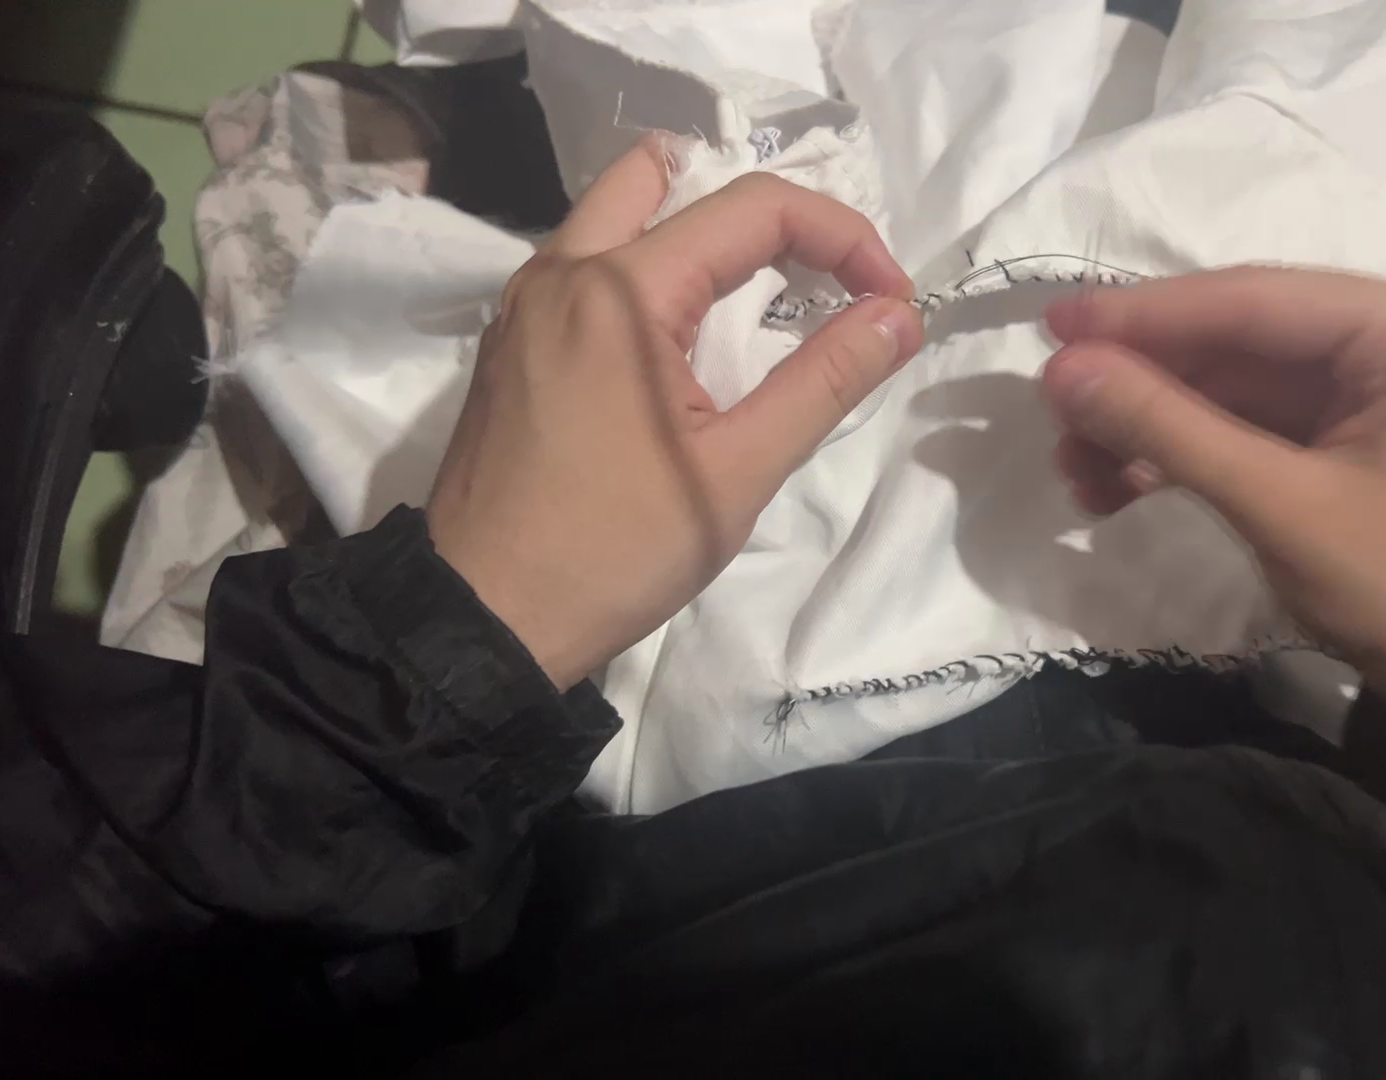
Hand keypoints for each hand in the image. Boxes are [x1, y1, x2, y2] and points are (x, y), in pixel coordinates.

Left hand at [428, 137, 923, 688]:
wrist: (487, 620)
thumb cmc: (617, 552)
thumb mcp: (739, 472)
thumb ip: (825, 382)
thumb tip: (898, 316)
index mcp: (621, 291)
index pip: (756, 209)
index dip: (844, 239)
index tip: (890, 301)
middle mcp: (562, 270)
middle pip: (676, 180)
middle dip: (769, 218)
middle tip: (819, 277)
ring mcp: (526, 303)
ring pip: (623, 215)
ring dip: (704, 238)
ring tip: (762, 300)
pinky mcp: (514, 342)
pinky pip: (592, 268)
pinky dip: (656, 275)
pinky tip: (684, 343)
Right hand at [1039, 268, 1385, 764]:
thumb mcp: (1277, 504)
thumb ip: (1165, 428)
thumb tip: (1060, 373)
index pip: (1251, 301)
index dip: (1141, 313)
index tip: (1052, 325)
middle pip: (1232, 345)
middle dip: (1138, 386)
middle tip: (1055, 414)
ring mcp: (1366, 395)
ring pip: (1224, 392)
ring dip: (1145, 429)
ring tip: (1074, 473)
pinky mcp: (1339, 442)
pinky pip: (1239, 432)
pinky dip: (1176, 457)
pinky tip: (1116, 489)